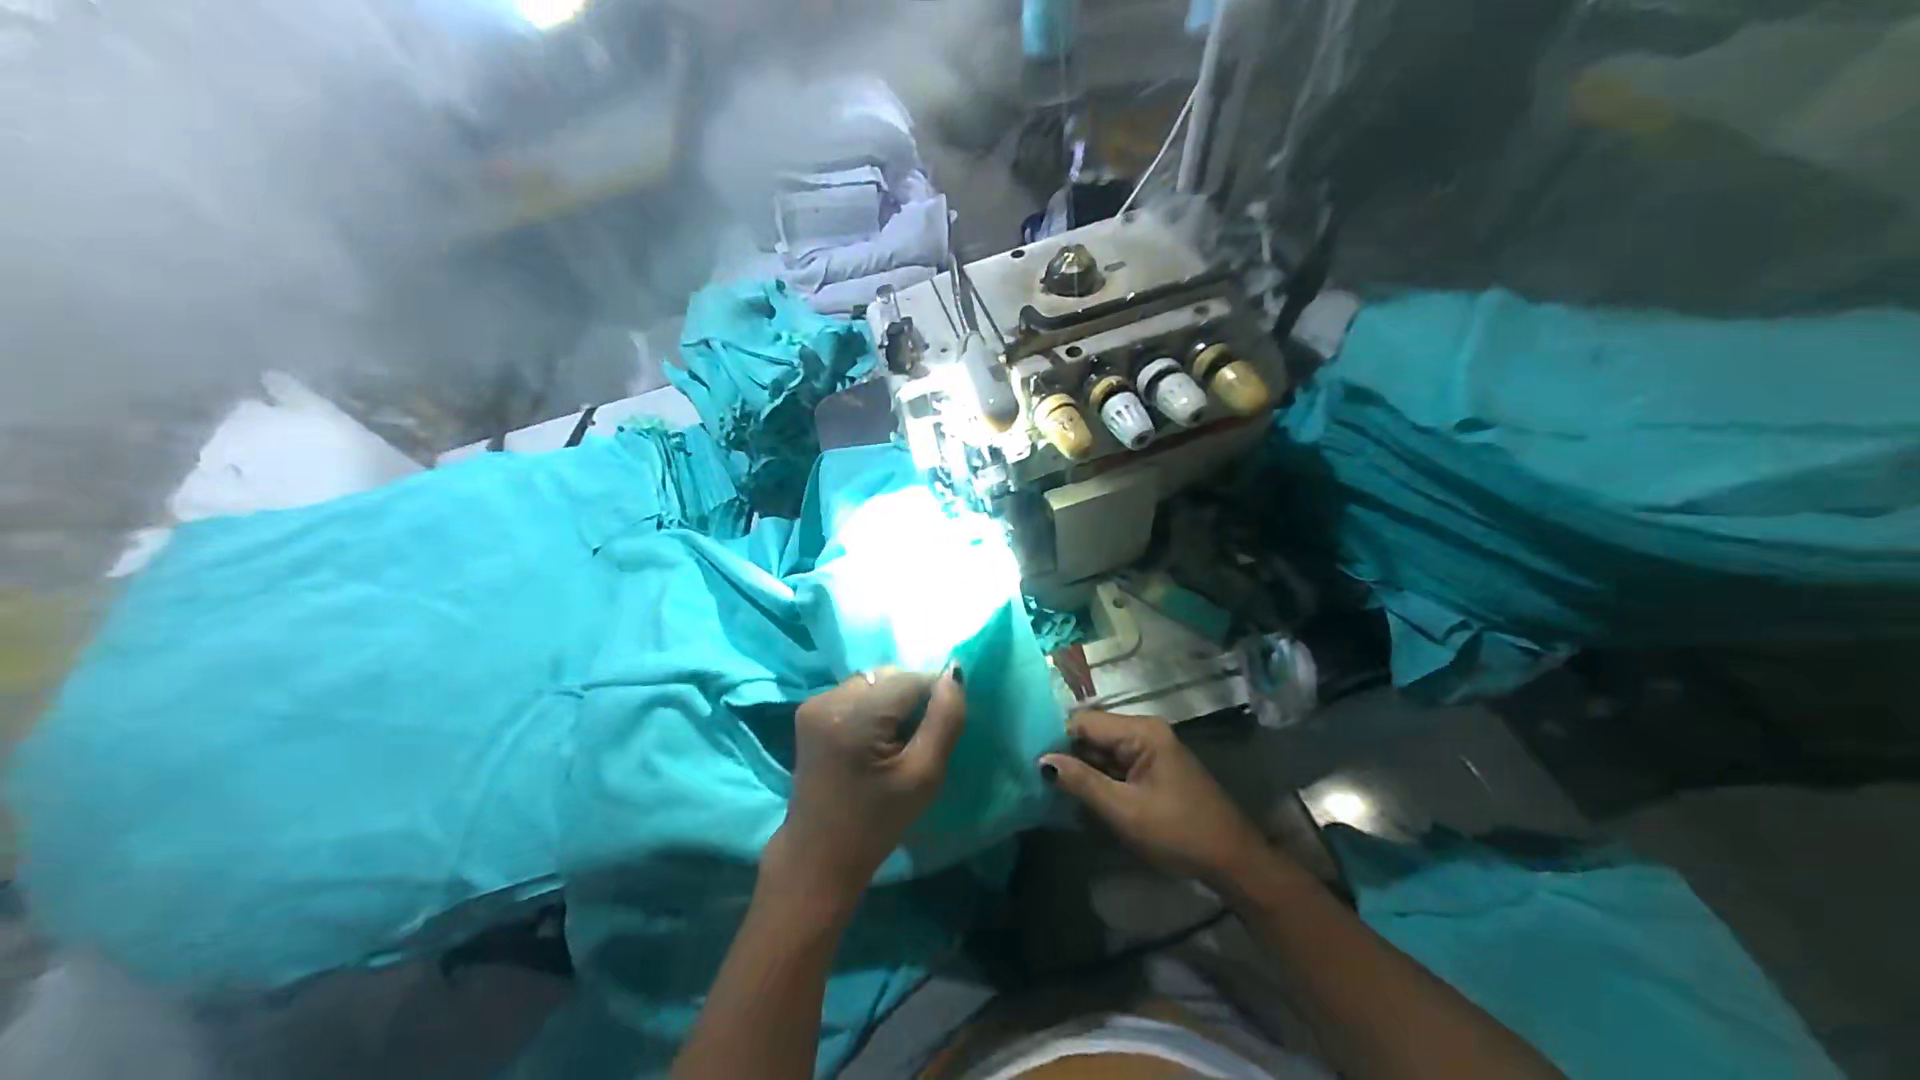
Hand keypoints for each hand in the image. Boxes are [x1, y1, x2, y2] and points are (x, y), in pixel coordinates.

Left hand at [765, 667, 966, 903]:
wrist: (819, 856)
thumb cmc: (876, 823)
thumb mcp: (924, 775)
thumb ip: (945, 720)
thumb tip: (953, 674)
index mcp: (854, 715)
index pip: (911, 679)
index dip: (932, 699)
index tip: (932, 735)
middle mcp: (829, 698)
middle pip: (889, 676)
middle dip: (910, 699)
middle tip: (912, 743)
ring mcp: (814, 703)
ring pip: (873, 681)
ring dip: (891, 702)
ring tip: (891, 744)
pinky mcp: (808, 712)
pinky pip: (854, 693)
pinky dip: (871, 708)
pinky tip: (870, 741)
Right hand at [1040, 711, 1274, 889]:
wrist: (1233, 862)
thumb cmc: (1179, 834)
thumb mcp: (1125, 811)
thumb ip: (1082, 782)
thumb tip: (1042, 762)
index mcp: (1141, 731)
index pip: (1084, 722)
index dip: (1056, 740)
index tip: (1030, 763)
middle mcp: (1144, 730)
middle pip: (1091, 734)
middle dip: (1066, 755)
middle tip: (1036, 780)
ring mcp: (1150, 749)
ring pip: (1101, 750)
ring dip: (1080, 770)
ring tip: (1049, 789)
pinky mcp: (1151, 767)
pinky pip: (1114, 764)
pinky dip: (1097, 779)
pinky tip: (1078, 796)